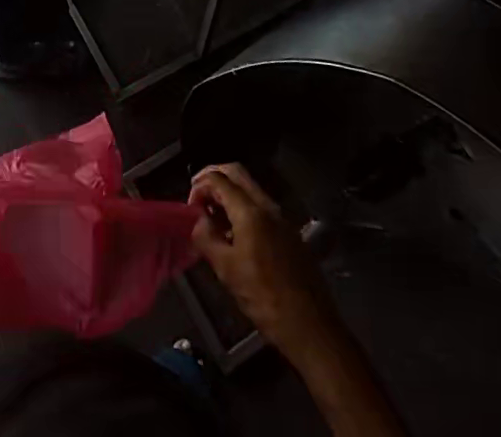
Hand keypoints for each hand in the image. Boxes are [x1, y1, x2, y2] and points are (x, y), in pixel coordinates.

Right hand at [189, 163, 335, 354]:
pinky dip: (242, 209)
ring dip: (228, 194)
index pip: (219, 179)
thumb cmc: (264, 297)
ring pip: (250, 189)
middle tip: (198, 198)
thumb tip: (198, 221)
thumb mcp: (225, 269)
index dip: (199, 186)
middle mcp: (269, 208)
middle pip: (237, 173)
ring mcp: (283, 220)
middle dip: (213, 179)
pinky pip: (261, 208)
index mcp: (251, 212)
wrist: (310, 326)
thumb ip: (206, 237)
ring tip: (212, 219)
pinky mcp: (290, 234)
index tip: (190, 207)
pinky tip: (234, 236)